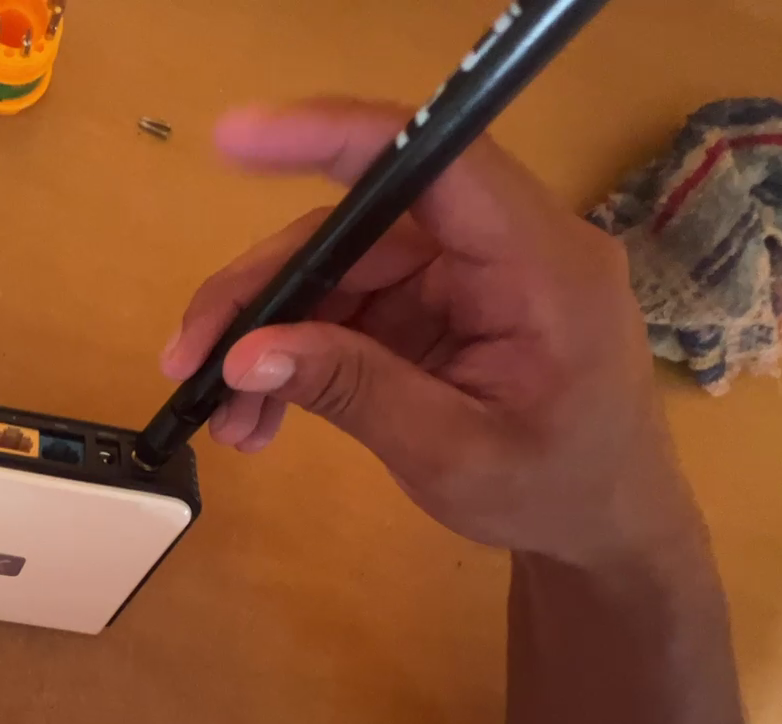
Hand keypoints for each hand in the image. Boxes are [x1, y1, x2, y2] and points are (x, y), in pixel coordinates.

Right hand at [163, 99, 704, 568]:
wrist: (596, 526)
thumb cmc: (553, 492)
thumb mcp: (449, 452)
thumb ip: (352, 392)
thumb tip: (244, 358)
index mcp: (534, 264)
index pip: (431, 162)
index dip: (332, 139)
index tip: (234, 142)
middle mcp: (490, 252)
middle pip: (349, 235)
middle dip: (256, 296)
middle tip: (185, 360)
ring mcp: (452, 283)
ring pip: (329, 281)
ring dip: (261, 345)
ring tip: (220, 419)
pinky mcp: (424, 316)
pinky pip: (336, 322)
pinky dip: (288, 367)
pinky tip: (254, 421)